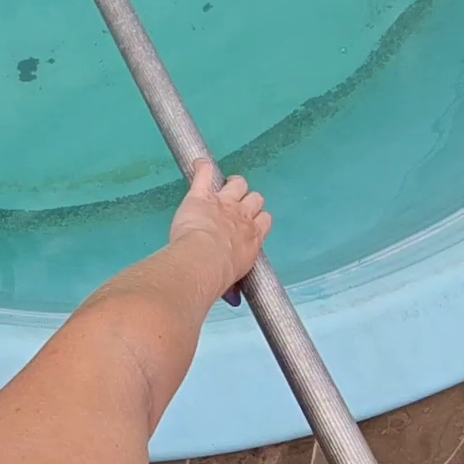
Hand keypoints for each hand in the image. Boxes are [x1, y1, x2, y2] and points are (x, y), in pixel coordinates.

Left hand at [168, 160, 270, 299]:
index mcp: (253, 238)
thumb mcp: (232, 283)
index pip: (265, 219)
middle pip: (255, 199)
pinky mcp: (201, 196)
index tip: (247, 224)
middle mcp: (242, 217)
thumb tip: (233, 300)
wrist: (203, 262)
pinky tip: (198, 164)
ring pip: (237, 183)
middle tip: (233, 207)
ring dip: (230, 185)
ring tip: (220, 189)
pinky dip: (202, 167)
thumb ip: (233, 285)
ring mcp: (223, 203)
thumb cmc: (217, 277)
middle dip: (246, 201)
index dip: (257, 219)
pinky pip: (205, 173)